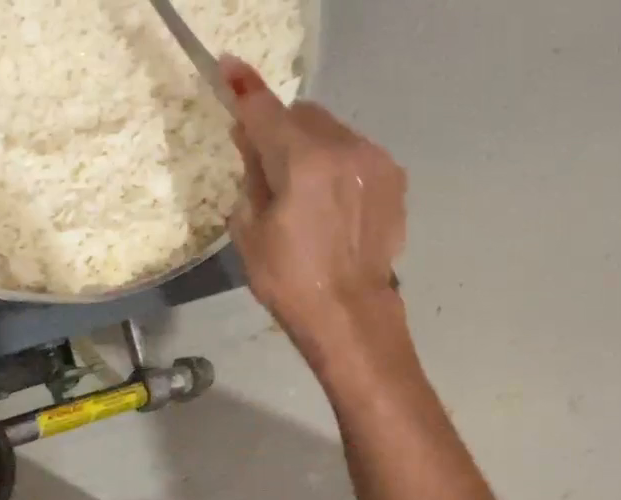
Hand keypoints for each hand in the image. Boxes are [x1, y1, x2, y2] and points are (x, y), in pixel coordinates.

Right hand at [222, 55, 407, 362]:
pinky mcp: (392, 178)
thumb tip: (252, 141)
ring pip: (332, 132)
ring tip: (298, 196)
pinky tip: (325, 207)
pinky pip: (354, 155)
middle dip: (280, 131)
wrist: (347, 311)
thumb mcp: (250, 231)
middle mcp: (345, 148)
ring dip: (309, 148)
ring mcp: (375, 160)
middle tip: (263, 168)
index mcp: (303, 162)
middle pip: (304, 116)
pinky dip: (333, 167)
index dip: (244, 90)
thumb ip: (252, 176)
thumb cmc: (286, 278)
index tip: (228, 66)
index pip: (267, 112)